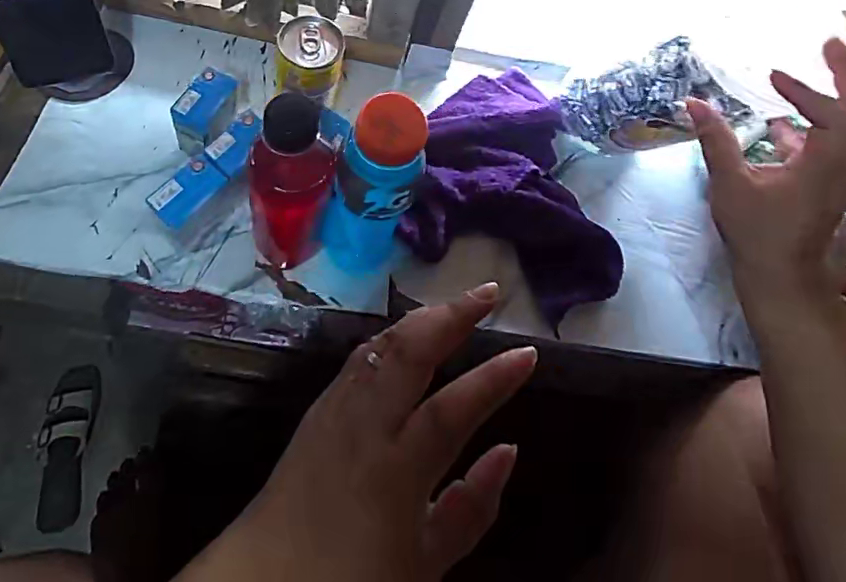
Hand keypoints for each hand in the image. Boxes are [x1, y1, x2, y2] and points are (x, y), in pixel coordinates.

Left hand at [179, 284, 537, 581]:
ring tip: (455, 305)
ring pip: (382, 345)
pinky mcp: (318, 406)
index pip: (453, 409)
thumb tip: (508, 450)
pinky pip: (360, 358)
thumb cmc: (353, 580)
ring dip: (422, 318)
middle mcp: (364, 426)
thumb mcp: (425, 564)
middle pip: (410, 351)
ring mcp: (336, 409)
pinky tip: (408, 335)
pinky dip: (392, 338)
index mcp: (395, 470)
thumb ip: (472, 508)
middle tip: (489, 292)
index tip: (528, 353)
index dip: (494, 378)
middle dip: (453, 314)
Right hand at [686, 38, 845, 295]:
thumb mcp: (730, 185)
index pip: (835, 116)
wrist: (783, 277)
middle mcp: (844, 166)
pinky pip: (841, 140)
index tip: (772, 77)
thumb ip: (716, 140)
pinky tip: (784, 120)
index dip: (807, 90)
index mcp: (825, 166)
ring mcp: (842, 174)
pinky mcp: (830, 181)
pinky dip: (822, 118)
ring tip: (825, 66)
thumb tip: (694, 102)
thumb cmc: (758, 233)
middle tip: (830, 45)